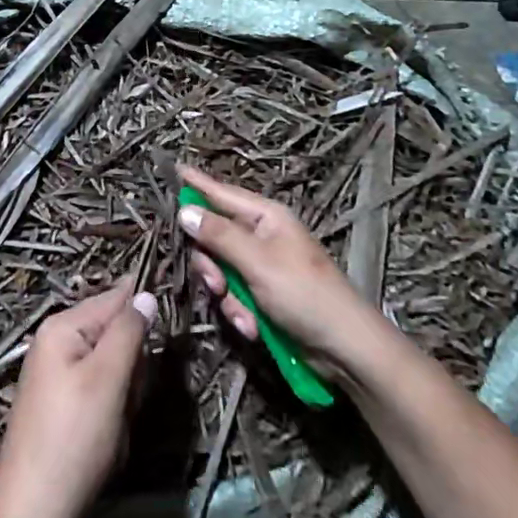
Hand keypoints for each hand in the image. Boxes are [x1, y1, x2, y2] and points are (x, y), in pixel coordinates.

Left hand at [0, 284, 156, 517]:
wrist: (36, 505)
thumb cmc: (75, 434)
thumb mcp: (108, 377)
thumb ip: (129, 332)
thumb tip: (146, 294)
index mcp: (62, 326)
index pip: (113, 297)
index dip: (142, 305)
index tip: (168, 316)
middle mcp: (56, 342)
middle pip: (114, 333)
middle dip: (133, 363)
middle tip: (130, 394)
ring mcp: (58, 373)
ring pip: (112, 365)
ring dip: (125, 390)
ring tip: (117, 420)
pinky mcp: (63, 402)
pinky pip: (100, 389)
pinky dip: (112, 408)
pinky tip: (109, 434)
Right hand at [177, 164, 395, 381]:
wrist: (344, 347)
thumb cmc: (304, 294)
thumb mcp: (257, 262)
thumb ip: (218, 235)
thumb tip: (185, 209)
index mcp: (266, 217)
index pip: (222, 193)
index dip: (196, 184)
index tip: (172, 169)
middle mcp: (261, 236)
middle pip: (213, 236)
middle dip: (211, 264)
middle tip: (215, 284)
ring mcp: (262, 266)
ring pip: (220, 269)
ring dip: (227, 295)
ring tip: (243, 315)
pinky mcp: (263, 293)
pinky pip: (234, 294)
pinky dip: (240, 311)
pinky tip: (253, 327)